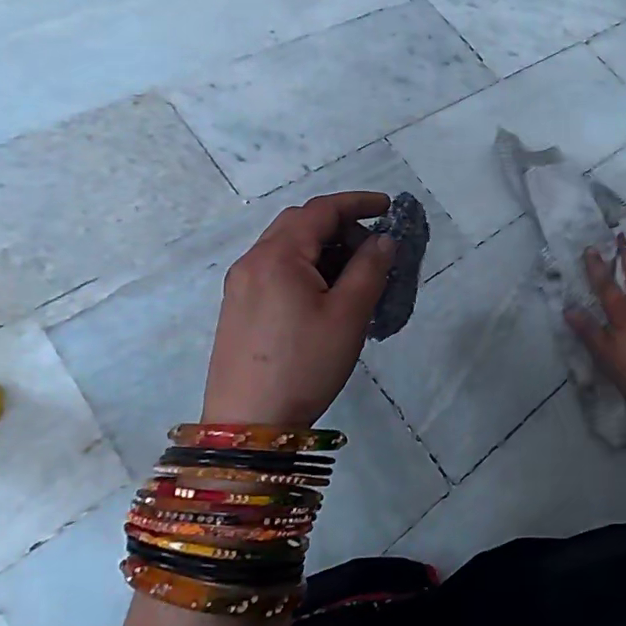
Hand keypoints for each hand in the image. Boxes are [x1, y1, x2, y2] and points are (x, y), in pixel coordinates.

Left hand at [202, 192, 395, 425]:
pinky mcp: (237, 308)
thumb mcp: (348, 316)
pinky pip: (274, 271)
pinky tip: (323, 298)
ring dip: (321, 249)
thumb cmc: (304, 365)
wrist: (248, 422)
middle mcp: (252, 261)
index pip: (320, 210)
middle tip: (372, 251)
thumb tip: (383, 240)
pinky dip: (303, 268)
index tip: (388, 208)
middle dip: (340, 227)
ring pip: (285, 248)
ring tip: (352, 278)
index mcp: (278, 255)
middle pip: (299, 223)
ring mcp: (239, 285)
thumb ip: (369, 269)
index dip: (358, 203)